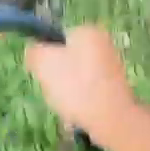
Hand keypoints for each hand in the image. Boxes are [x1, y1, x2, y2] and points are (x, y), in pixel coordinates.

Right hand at [23, 26, 139, 144]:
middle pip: (67, 59)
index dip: (45, 56)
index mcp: (88, 32)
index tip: (43, 73)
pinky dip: (80, 102)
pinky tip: (78, 113)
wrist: (110, 119)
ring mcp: (112, 67)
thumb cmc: (75, 86)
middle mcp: (104, 44)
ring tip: (67, 105)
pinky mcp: (115, 89)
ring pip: (76, 78)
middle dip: (57, 77)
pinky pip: (89, 93)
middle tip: (54, 90)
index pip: (57, 38)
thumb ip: (34, 52)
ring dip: (67, 92)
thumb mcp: (44, 64)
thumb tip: (34, 51)